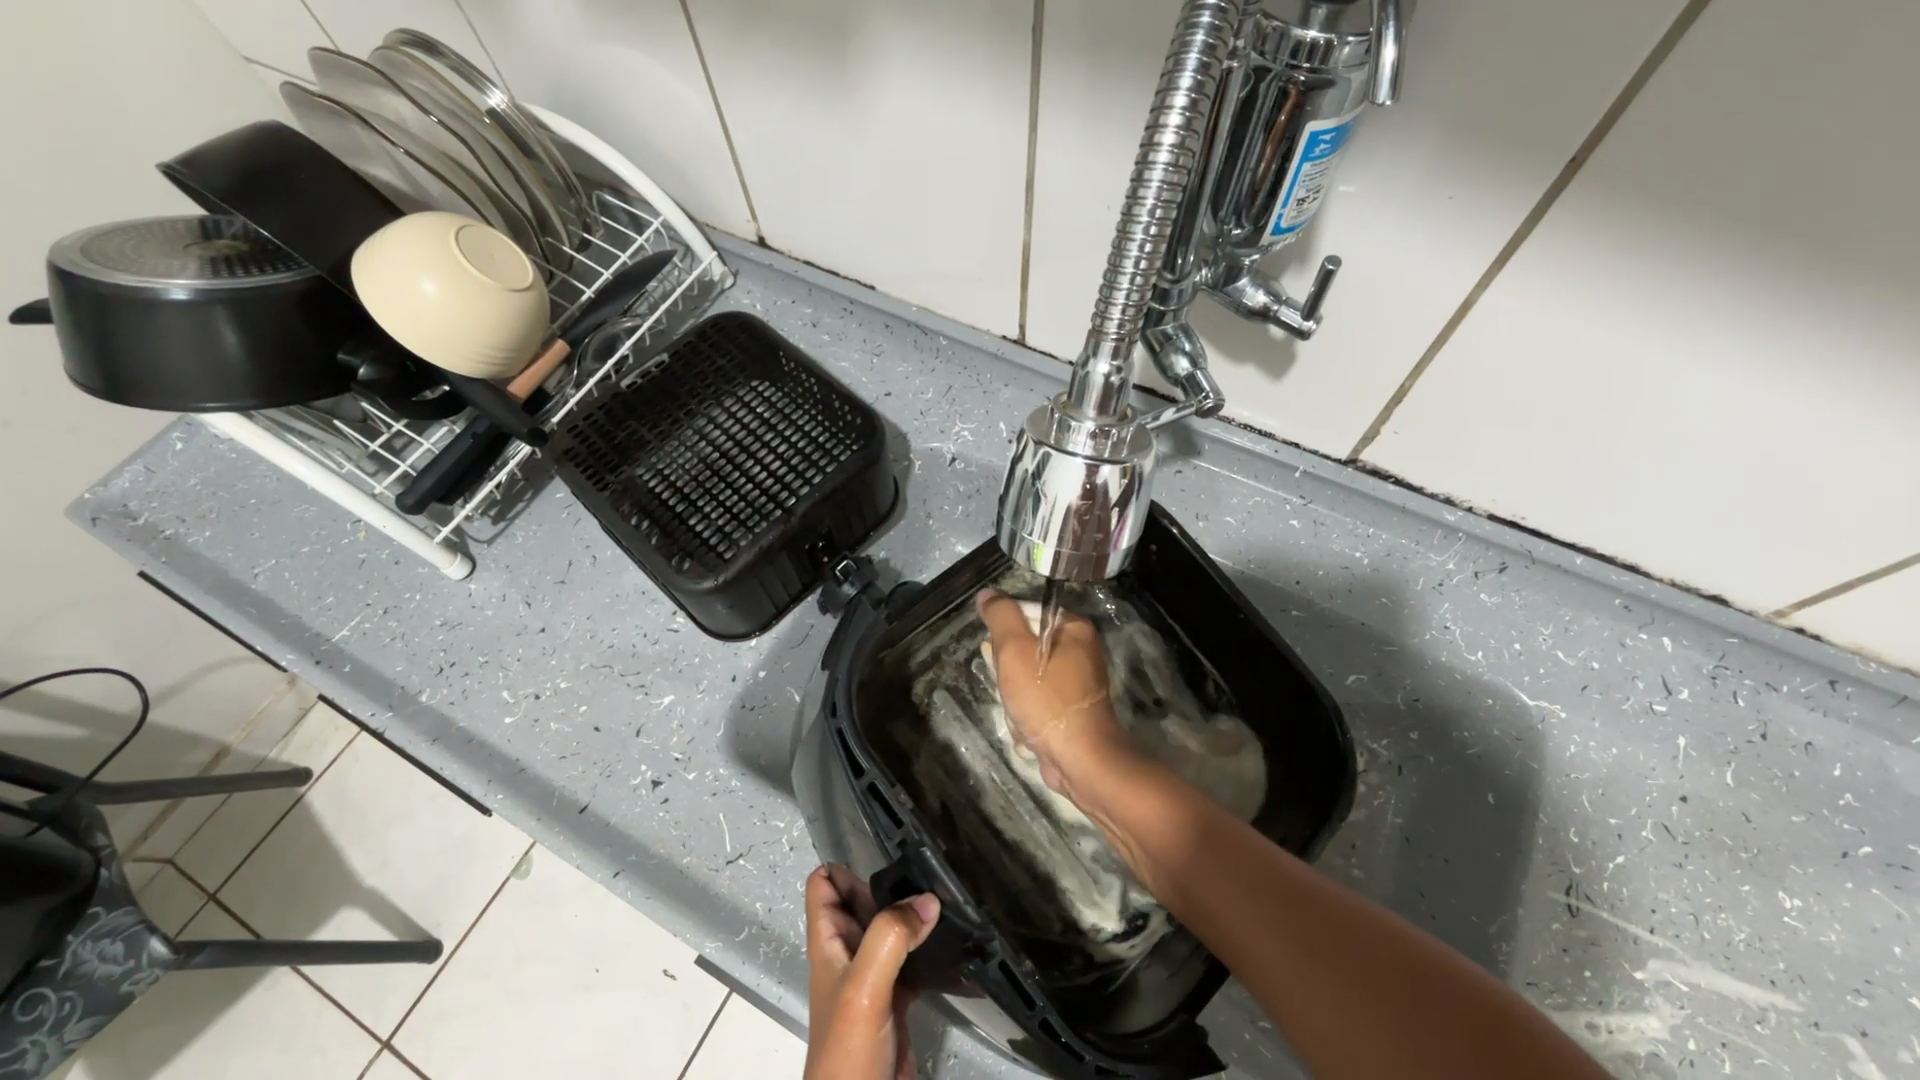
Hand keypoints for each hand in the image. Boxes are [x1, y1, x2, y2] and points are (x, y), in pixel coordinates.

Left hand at [804, 864, 940, 1079]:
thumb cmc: (848, 1047)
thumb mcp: (864, 986)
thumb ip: (890, 938)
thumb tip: (927, 900)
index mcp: (828, 943)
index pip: (823, 885)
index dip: (846, 868)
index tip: (887, 859)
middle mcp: (848, 954)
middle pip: (862, 903)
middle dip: (892, 887)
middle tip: (932, 876)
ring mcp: (873, 978)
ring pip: (890, 931)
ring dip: (914, 917)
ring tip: (951, 902)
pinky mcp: (897, 1000)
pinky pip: (913, 963)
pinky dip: (931, 952)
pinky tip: (958, 944)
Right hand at [976, 589, 1132, 799]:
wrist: (1080, 758)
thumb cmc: (1046, 699)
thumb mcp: (1014, 651)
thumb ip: (1001, 617)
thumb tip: (988, 594)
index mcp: (1074, 628)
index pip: (1026, 613)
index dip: (1004, 634)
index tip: (997, 654)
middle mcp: (1082, 650)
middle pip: (1025, 647)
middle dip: (1008, 672)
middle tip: (1009, 687)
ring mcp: (1079, 682)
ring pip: (1027, 678)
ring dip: (1014, 697)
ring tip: (1018, 712)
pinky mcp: (1073, 709)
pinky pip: (1038, 702)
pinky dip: (1027, 714)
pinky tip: (1027, 728)